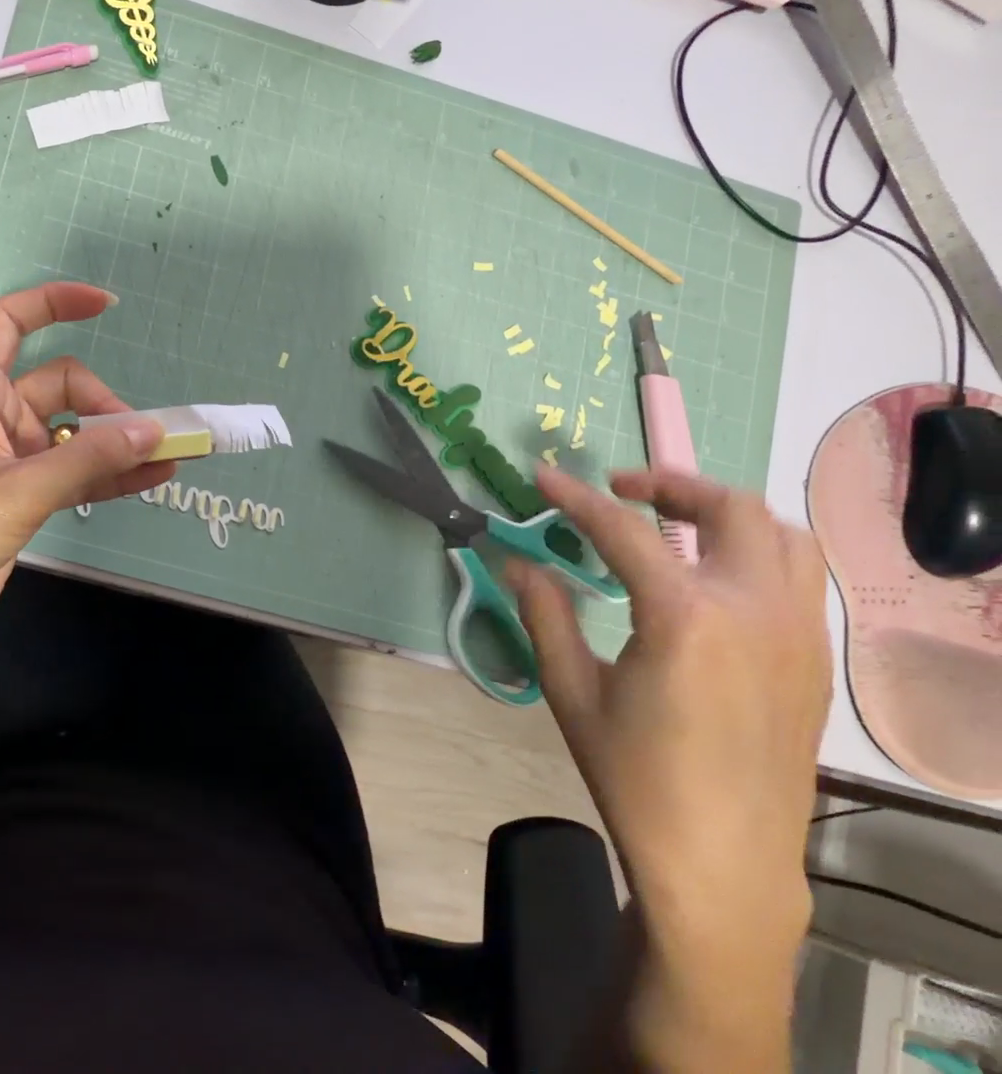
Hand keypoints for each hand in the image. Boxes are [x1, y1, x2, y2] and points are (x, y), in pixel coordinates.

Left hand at [0, 282, 173, 683]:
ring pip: (73, 435)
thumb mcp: (19, 490)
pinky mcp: (24, 497)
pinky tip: (152, 478)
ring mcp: (11, 460)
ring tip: (171, 452)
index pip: (9, 323)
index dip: (52, 303)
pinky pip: (74, 474)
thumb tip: (151, 433)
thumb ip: (87, 460)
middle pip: (60, 386)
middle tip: (146, 439)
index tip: (104, 305)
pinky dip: (109, 475)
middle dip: (104, 406)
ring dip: (116, 442)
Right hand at [508, 467, 829, 946]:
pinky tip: (712, 573)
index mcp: (685, 616)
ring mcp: (798, 629)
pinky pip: (798, 574)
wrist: (721, 851)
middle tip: (618, 489)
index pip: (625, 531)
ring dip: (723, 511)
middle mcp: (755, 607)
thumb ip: (545, 615)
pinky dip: (755, 548)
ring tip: (672, 520)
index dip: (577, 498)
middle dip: (670, 484)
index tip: (544, 477)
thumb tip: (515, 561)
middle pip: (729, 508)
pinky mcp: (813, 654)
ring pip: (781, 533)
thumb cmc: (632, 774)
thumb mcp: (571, 691)